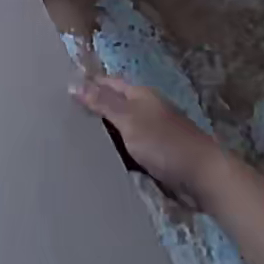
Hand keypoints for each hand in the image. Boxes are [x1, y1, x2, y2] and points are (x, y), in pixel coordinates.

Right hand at [73, 76, 224, 200]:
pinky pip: (126, 154)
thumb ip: (101, 102)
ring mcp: (149, 136)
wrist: (205, 180)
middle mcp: (144, 111)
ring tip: (71, 146)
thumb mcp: (129, 119)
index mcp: (139, 95)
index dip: (86, 86)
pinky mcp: (153, 159)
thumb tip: (73, 83)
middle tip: (60, 124)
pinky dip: (114, 158)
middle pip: (110, 108)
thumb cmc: (165, 143)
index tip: (59, 96)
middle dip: (90, 115)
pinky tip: (96, 166)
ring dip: (101, 140)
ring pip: (117, 134)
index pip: (106, 84)